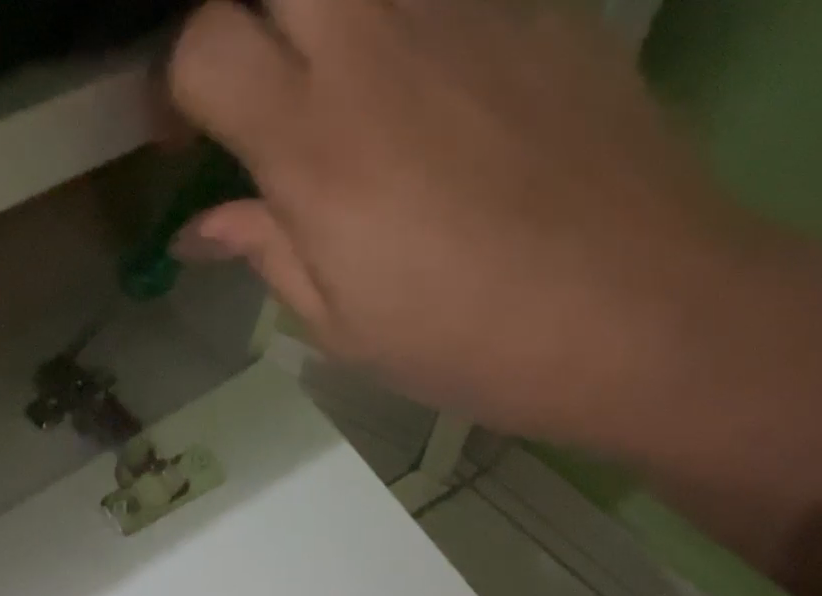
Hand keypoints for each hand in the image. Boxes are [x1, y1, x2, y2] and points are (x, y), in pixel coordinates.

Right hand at [167, 0, 783, 445]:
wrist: (646, 309)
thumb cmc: (467, 337)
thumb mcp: (337, 321)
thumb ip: (262, 249)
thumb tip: (199, 229)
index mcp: (313, 140)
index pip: (202, 44)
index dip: (175, 84)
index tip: (190, 138)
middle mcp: (378, 48)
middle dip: (245, 23)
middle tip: (260, 88)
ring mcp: (466, 12)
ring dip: (328, 24)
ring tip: (343, 88)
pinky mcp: (537, 6)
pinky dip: (413, 26)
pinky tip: (434, 89)